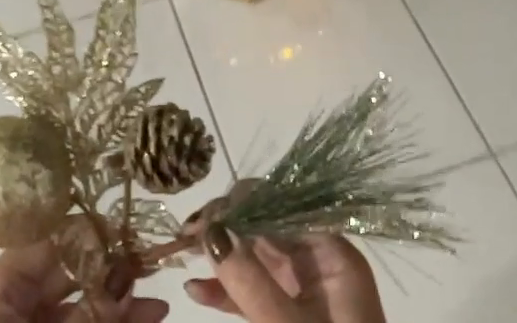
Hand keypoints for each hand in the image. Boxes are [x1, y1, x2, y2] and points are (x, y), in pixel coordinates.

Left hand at [0, 238, 170, 322]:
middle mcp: (14, 304)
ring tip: (159, 304)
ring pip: (84, 307)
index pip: (46, 242)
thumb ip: (88, 315)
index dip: (87, 233)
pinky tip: (149, 320)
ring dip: (122, 304)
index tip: (127, 228)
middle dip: (112, 268)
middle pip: (70, 274)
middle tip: (150, 262)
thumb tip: (127, 283)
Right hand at [183, 226, 385, 322]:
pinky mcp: (291, 315)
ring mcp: (306, 290)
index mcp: (333, 256)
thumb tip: (213, 229)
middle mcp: (321, 264)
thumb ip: (250, 281)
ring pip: (255, 257)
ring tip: (183, 252)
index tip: (202, 218)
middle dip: (225, 226)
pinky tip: (196, 290)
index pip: (283, 207)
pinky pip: (255, 289)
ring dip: (220, 255)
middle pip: (266, 227)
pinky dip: (227, 289)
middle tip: (185, 233)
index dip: (240, 205)